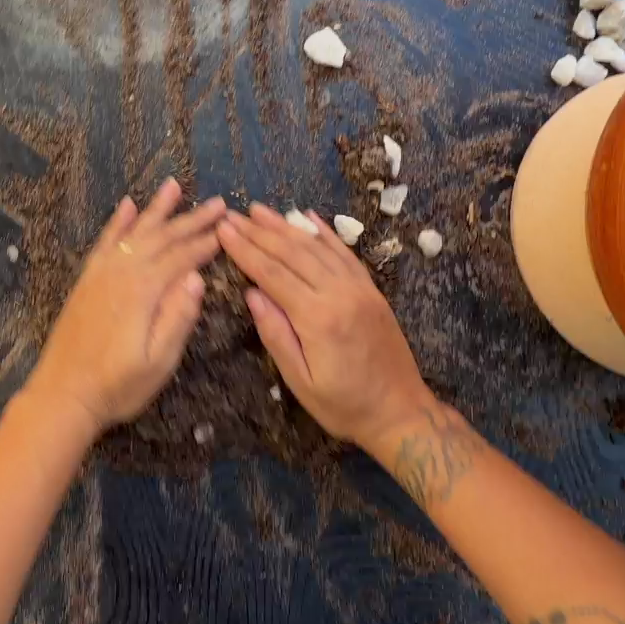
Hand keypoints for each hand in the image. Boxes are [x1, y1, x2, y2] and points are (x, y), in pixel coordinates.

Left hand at [28, 179, 226, 433]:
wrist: (64, 393)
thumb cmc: (117, 385)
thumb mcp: (158, 361)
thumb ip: (178, 317)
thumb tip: (197, 277)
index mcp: (143, 292)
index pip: (182, 258)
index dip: (207, 242)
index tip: (229, 227)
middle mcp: (122, 273)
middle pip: (162, 238)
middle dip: (191, 220)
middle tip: (216, 203)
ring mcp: (101, 274)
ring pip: (135, 232)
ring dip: (156, 209)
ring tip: (173, 185)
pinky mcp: (87, 280)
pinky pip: (105, 242)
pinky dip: (118, 222)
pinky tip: (127, 206)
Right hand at [217, 205, 434, 444]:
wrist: (402, 413)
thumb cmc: (344, 405)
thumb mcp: (300, 381)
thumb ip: (275, 334)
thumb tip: (252, 293)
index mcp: (318, 318)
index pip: (272, 273)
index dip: (245, 250)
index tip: (223, 230)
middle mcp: (340, 293)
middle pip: (292, 253)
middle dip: (258, 232)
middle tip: (231, 214)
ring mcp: (360, 288)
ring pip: (317, 247)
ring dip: (286, 226)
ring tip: (259, 210)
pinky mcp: (371, 290)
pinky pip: (345, 253)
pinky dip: (324, 232)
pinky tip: (308, 217)